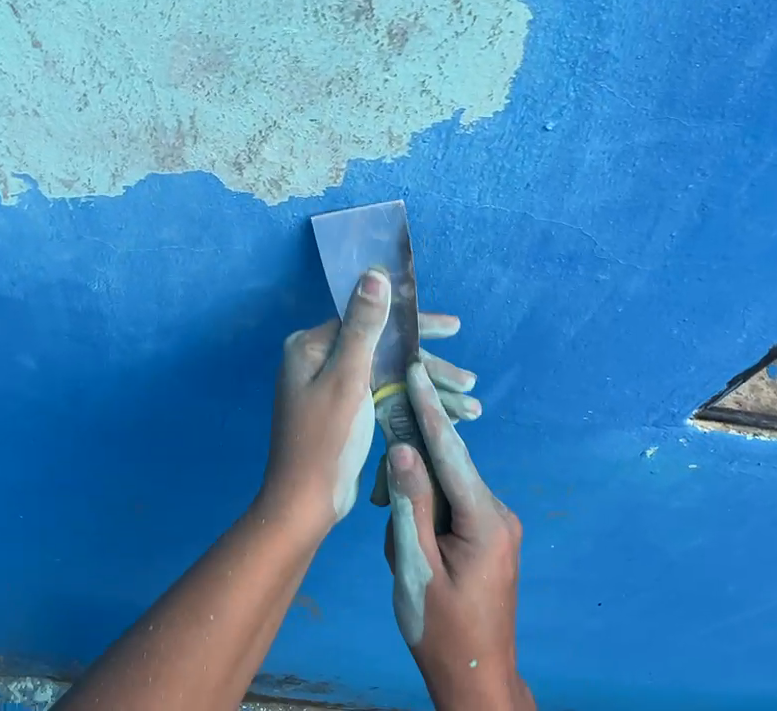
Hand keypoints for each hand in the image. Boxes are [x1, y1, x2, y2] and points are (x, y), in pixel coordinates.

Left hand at [260, 271, 472, 534]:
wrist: (305, 504)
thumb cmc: (325, 439)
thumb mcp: (348, 378)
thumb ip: (363, 326)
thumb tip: (375, 273)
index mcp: (311, 344)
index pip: (369, 318)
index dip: (414, 324)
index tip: (454, 328)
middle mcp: (317, 358)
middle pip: (382, 348)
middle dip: (428, 365)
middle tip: (469, 379)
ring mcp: (330, 385)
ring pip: (387, 374)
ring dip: (426, 388)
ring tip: (471, 407)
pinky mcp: (342, 410)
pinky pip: (382, 395)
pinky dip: (411, 403)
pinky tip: (446, 415)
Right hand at [384, 361, 532, 710]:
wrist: (477, 680)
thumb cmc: (442, 629)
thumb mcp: (415, 567)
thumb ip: (410, 505)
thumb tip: (401, 447)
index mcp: (485, 518)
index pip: (451, 451)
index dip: (428, 408)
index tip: (414, 368)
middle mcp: (499, 512)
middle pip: (449, 466)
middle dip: (412, 464)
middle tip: (382, 479)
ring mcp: (498, 524)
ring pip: (448, 487)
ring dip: (417, 497)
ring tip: (399, 544)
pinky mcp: (491, 535)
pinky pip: (454, 504)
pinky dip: (428, 509)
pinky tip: (410, 538)